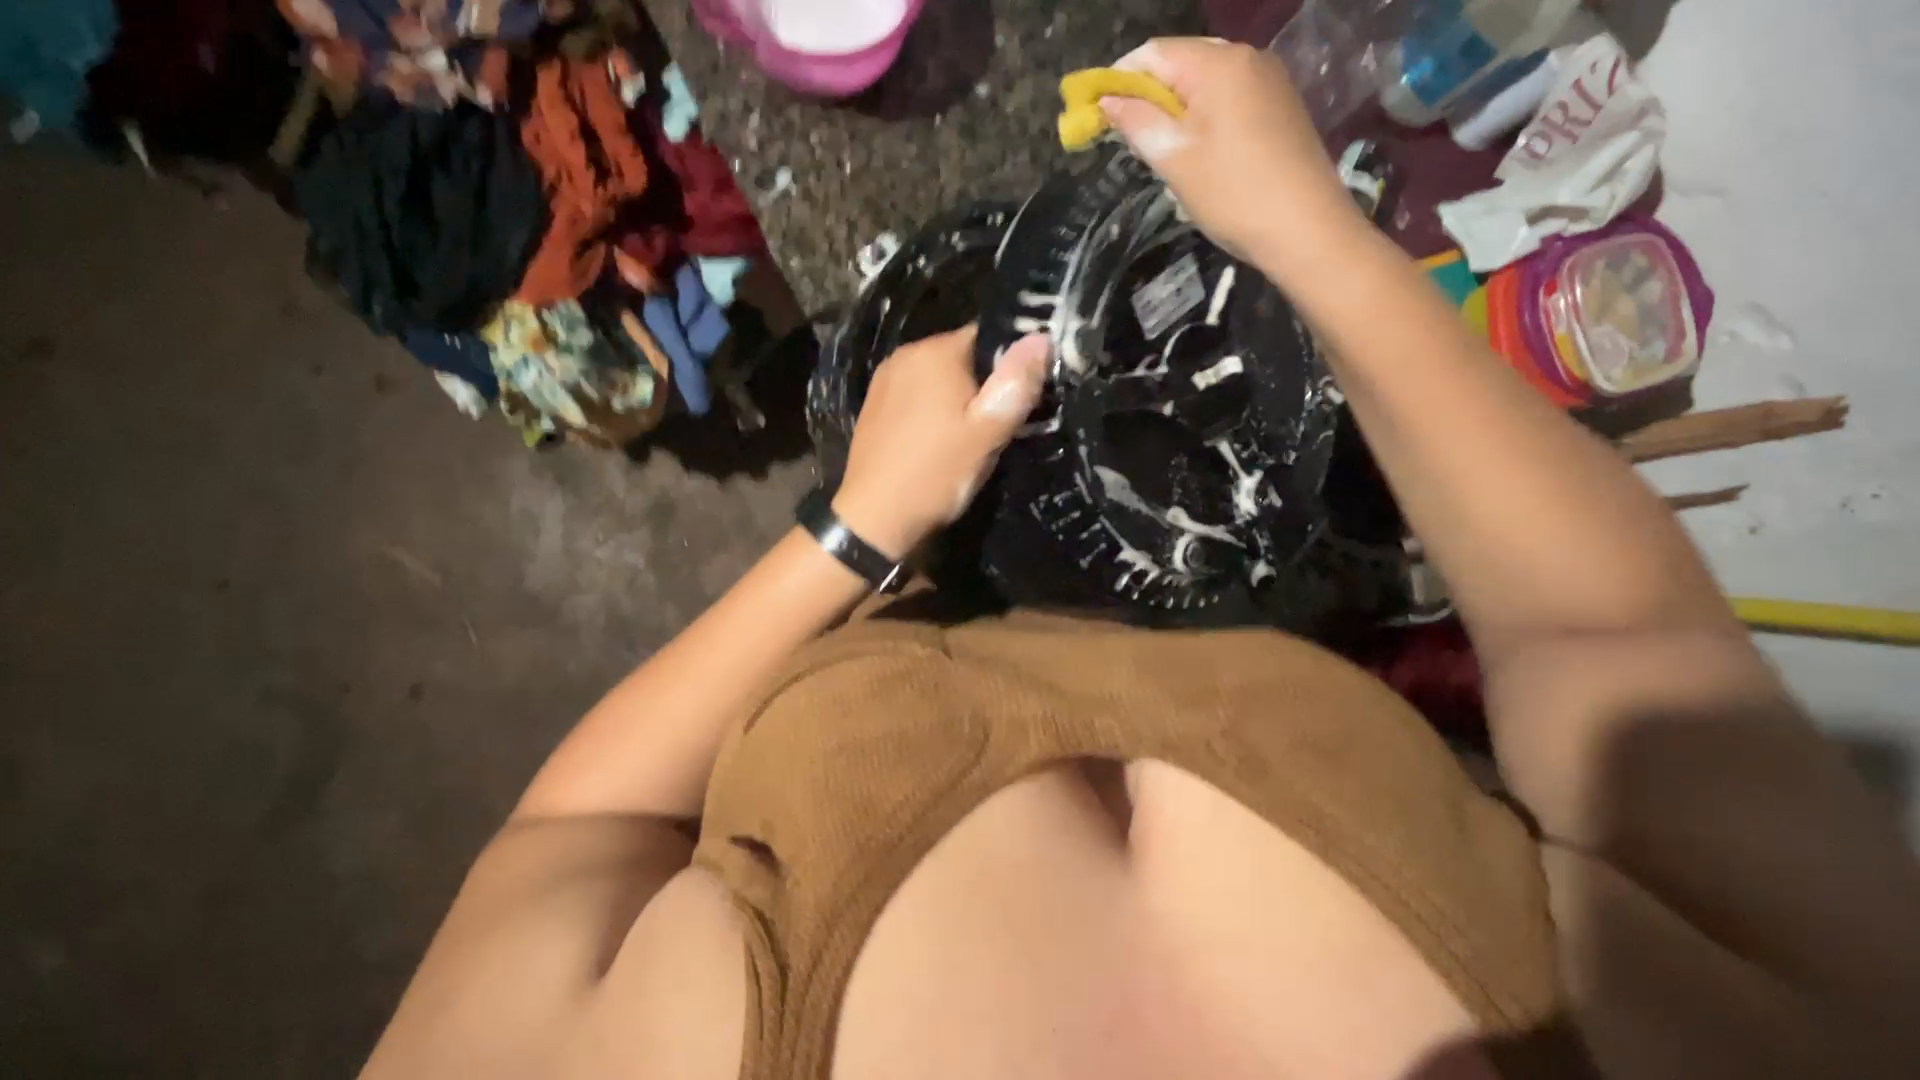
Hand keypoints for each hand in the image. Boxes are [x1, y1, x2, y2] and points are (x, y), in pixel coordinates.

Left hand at [832, 326, 1048, 558]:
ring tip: (969, 437)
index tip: (1021, 397)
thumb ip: (1016, 381)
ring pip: (938, 378)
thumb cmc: (936, 473)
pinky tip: (938, 441)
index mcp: (935, 351)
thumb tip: (1042, 336)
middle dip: (983, 384)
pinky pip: (916, 395)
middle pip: (962, 357)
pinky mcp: (874, 405)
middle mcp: (905, 354)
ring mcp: (885, 380)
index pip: (988, 335)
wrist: (875, 518)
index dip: (1011, 364)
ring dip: (956, 399)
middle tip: (997, 426)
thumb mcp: (988, 431)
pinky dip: (932, 411)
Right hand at [1098, 38, 1365, 270]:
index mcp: (1218, 64)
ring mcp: (1270, 80)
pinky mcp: (1282, 105)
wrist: (1307, 229)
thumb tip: (1109, 99)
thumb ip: (1137, 121)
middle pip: (1181, 62)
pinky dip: (1205, 115)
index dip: (1118, 78)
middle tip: (1128, 135)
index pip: (1152, 53)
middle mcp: (1247, 58)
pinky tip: (1198, 150)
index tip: (1096, 113)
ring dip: (1176, 107)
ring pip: (1206, 81)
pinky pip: (1230, 97)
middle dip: (1148, 93)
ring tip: (1162, 149)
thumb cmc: (1233, 194)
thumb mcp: (1174, 159)